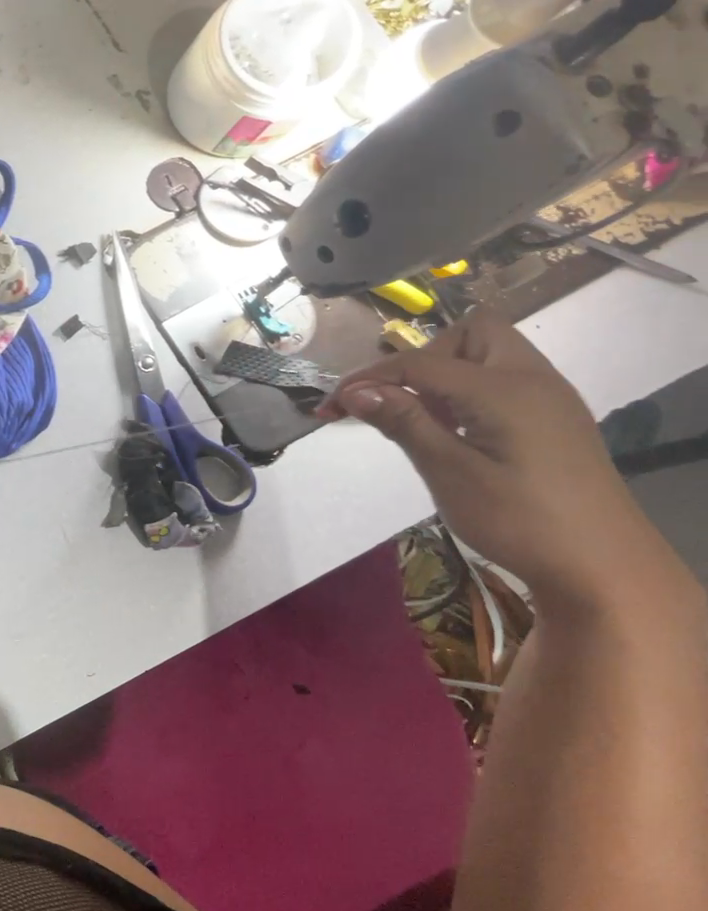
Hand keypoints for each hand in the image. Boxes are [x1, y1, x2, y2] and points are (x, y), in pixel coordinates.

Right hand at [319, 311, 655, 607]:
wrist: (598, 559)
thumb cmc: (517, 518)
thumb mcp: (449, 473)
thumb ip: (406, 424)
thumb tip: (357, 391)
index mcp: (504, 390)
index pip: (421, 362)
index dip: (369, 378)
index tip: (329, 409)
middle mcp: (531, 379)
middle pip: (470, 334)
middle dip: (420, 360)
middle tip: (392, 404)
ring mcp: (546, 397)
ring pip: (487, 354)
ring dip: (442, 375)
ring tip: (417, 421)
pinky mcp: (549, 417)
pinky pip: (501, 380)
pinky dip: (465, 392)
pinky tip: (450, 432)